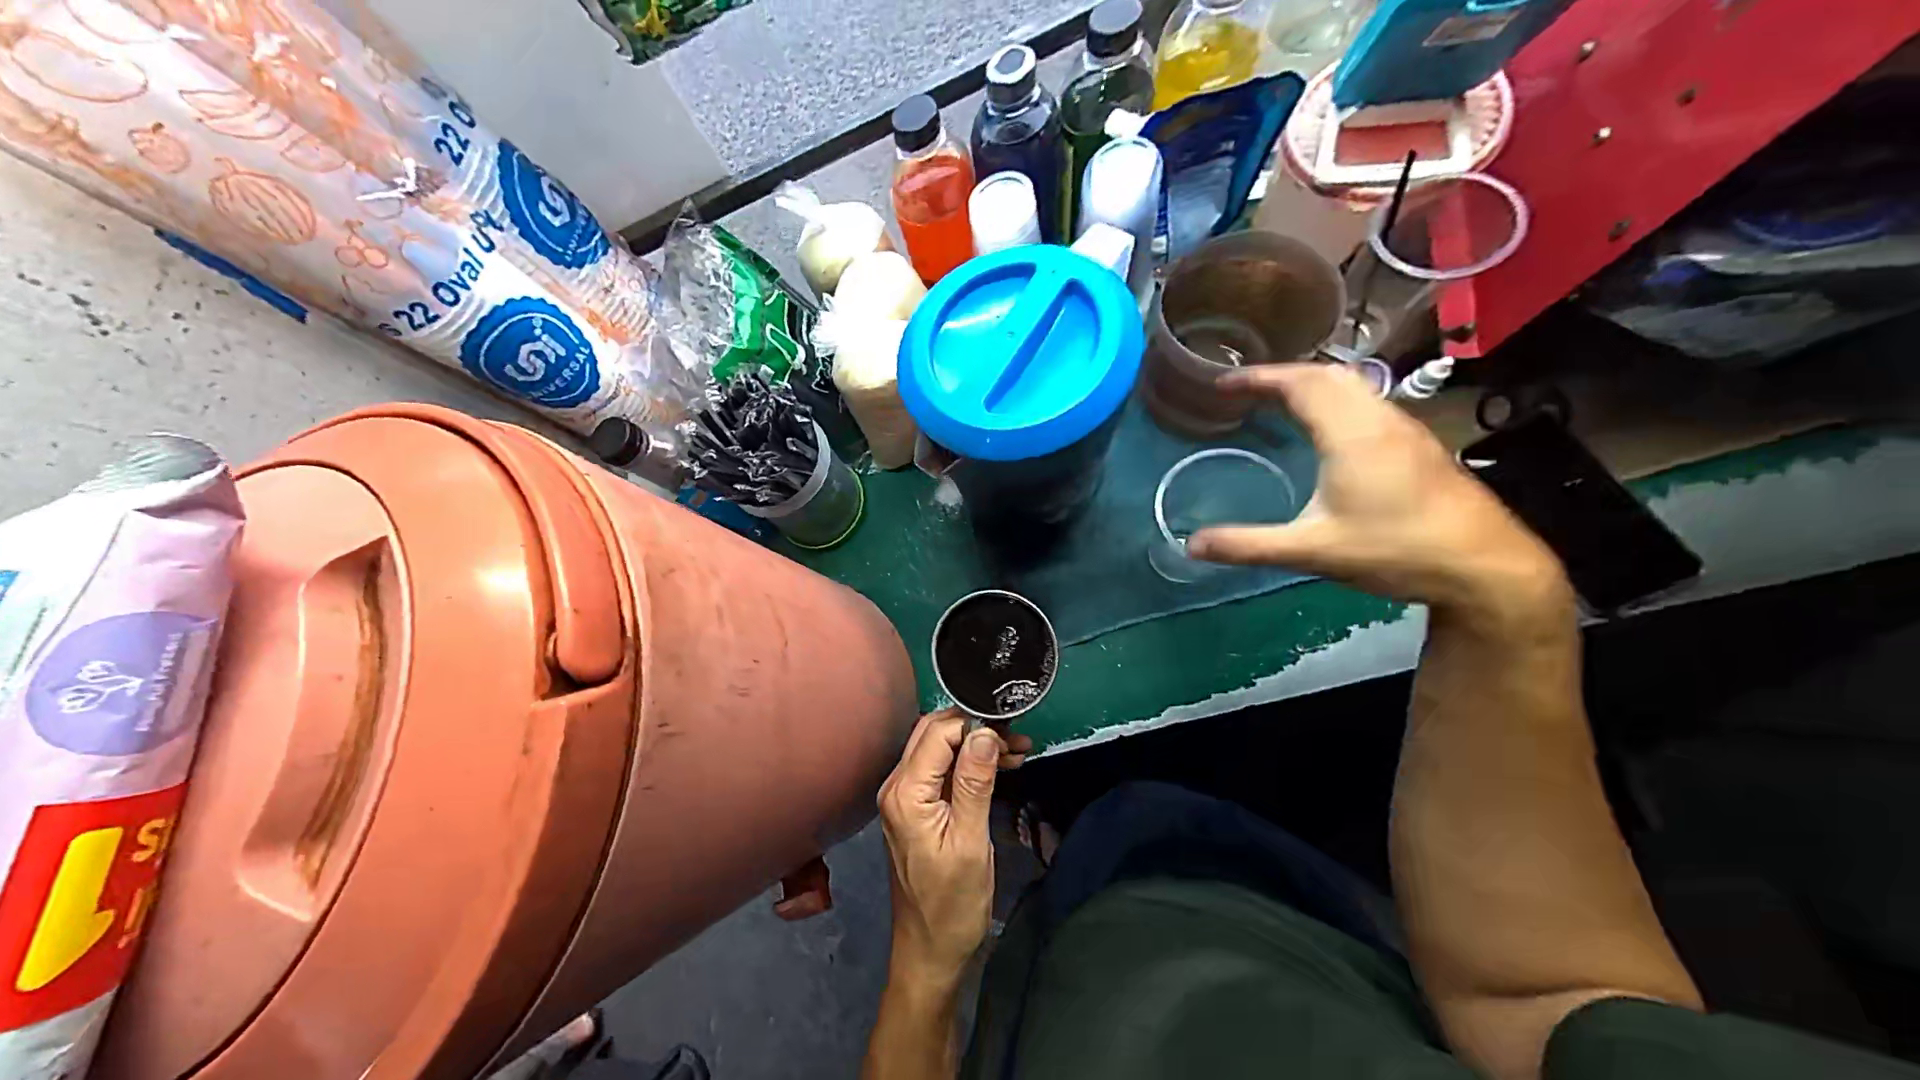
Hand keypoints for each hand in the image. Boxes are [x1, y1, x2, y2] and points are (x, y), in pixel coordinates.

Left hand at [876, 708, 1030, 988]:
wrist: (929, 950)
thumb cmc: (952, 904)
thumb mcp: (970, 841)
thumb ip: (975, 782)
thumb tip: (985, 732)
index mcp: (906, 792)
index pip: (938, 732)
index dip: (975, 725)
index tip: (1011, 734)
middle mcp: (897, 786)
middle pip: (934, 732)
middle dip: (976, 728)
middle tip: (1017, 739)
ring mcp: (904, 796)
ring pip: (939, 748)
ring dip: (976, 743)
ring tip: (1018, 751)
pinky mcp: (915, 807)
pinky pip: (941, 769)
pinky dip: (969, 762)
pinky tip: (1000, 766)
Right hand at [1187, 363, 1572, 630]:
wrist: (1486, 566)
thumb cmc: (1396, 550)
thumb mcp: (1312, 552)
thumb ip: (1248, 546)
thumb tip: (1190, 546)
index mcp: (1351, 434)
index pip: (1298, 384)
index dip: (1257, 378)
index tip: (1222, 382)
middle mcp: (1379, 420)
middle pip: (1326, 374)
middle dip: (1281, 374)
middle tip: (1245, 390)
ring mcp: (1404, 429)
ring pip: (1353, 385)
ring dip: (1311, 384)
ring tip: (1278, 401)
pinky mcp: (1418, 445)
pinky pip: (1367, 402)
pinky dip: (1334, 399)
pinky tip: (1327, 428)